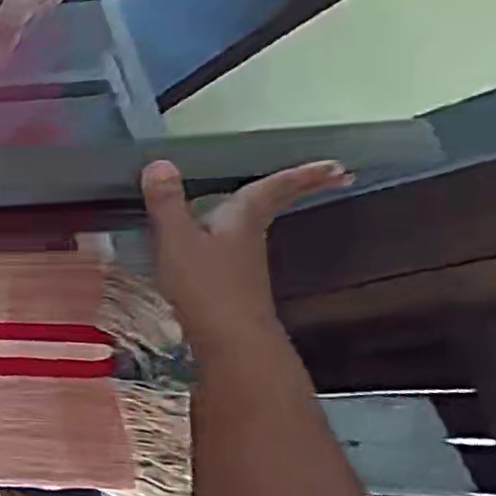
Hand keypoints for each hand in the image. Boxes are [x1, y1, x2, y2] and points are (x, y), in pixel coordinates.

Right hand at [141, 159, 352, 349]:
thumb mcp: (175, 239)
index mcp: (240, 221)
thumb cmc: (204, 282)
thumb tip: (159, 163)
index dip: (297, 175)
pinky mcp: (233, 276)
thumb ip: (165, 203)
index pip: (269, 190)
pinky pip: (241, 240)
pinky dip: (243, 228)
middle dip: (301, 188)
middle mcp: (248, 236)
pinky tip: (229, 235)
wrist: (227, 332)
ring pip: (259, 223)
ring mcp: (243, 259)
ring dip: (274, 206)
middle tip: (336, 175)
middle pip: (275, 206)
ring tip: (277, 195)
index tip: (335, 163)